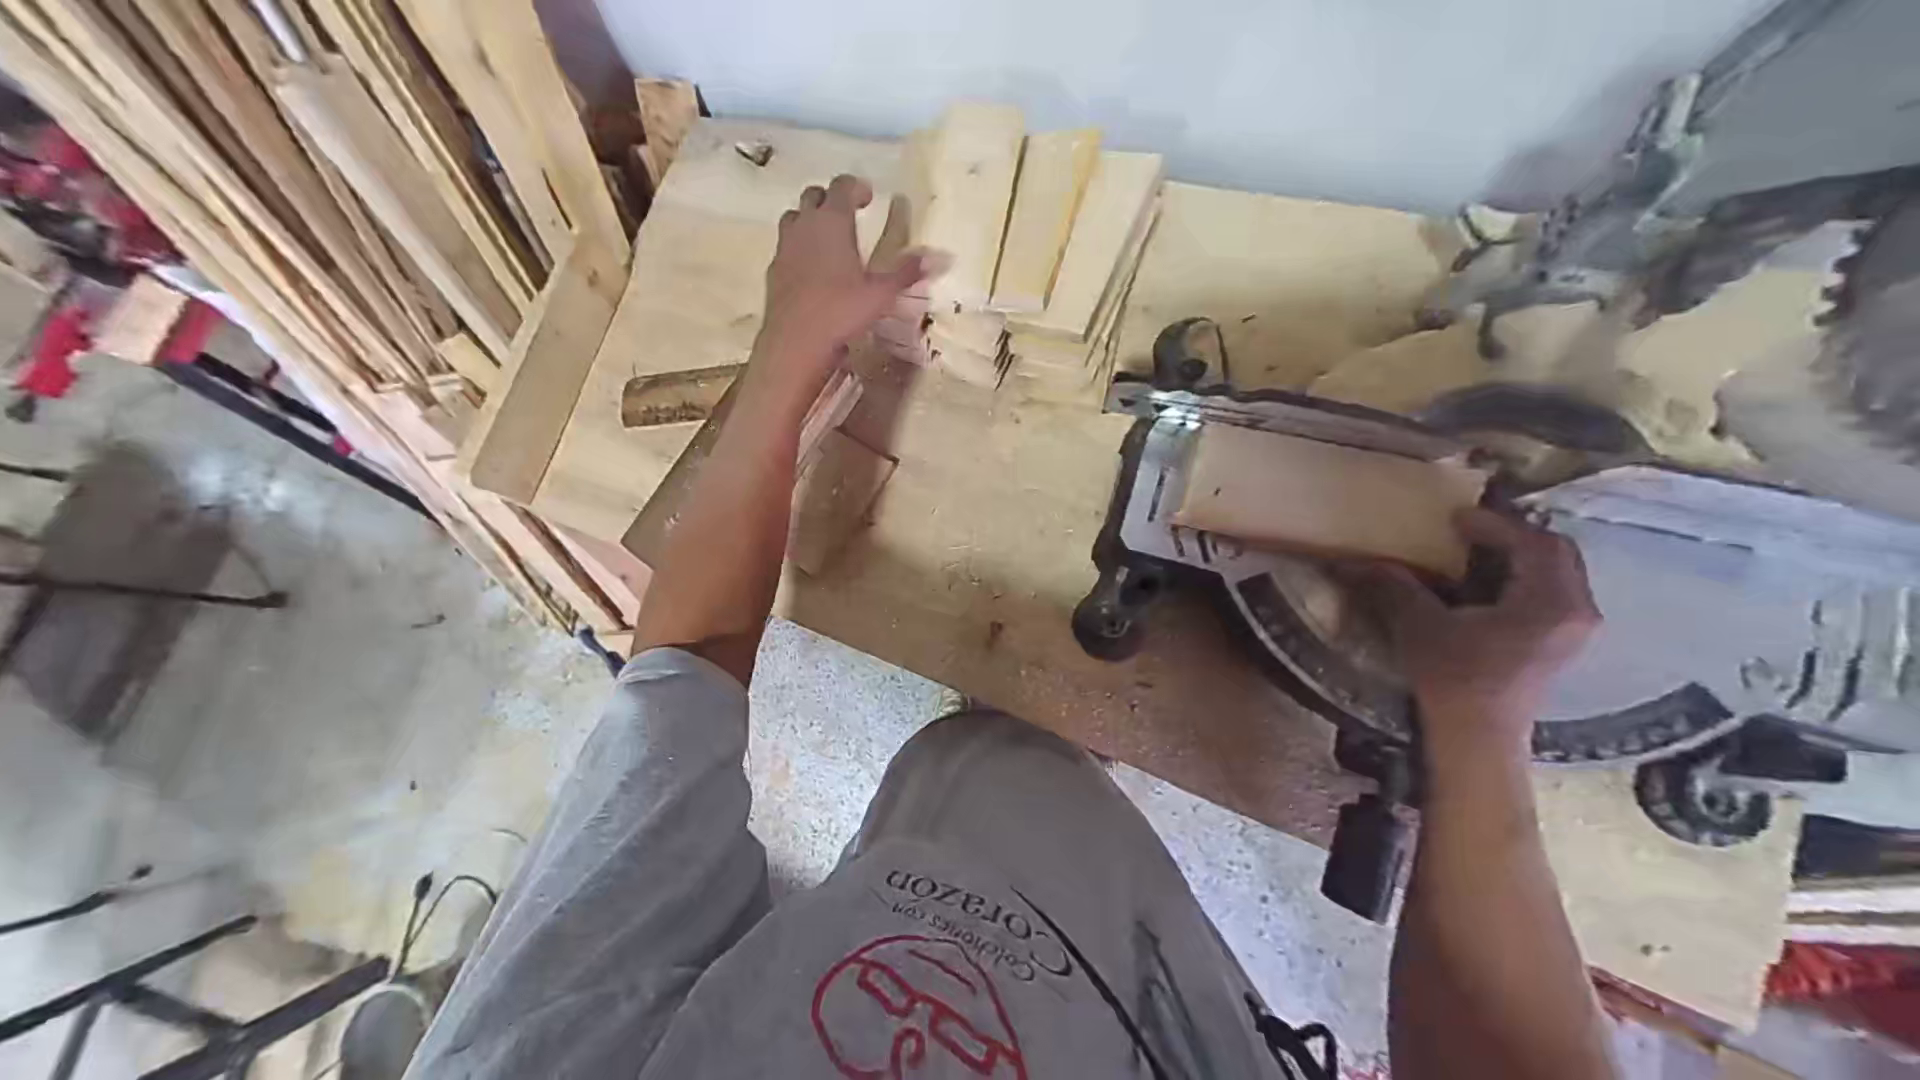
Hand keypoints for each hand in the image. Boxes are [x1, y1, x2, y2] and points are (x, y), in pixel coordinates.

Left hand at [750, 174, 937, 400]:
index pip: (842, 186)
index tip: (868, 196)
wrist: (795, 340)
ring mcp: (785, 247)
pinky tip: (812, 269)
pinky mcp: (774, 270)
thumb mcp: (881, 293)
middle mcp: (804, 226)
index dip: (856, 187)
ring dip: (810, 220)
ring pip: (794, 217)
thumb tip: (942, 257)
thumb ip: (908, 272)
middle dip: (831, 199)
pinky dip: (799, 248)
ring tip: (828, 238)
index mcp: (832, 222)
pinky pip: (786, 247)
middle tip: (849, 214)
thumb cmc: (841, 311)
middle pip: (813, 196)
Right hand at [1357, 508, 1600, 761]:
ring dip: (1521, 556)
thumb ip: (1395, 586)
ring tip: (1478, 551)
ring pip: (1558, 574)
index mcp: (1549, 602)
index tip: (1456, 517)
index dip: (1495, 525)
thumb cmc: (1454, 679)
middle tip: (1471, 529)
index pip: (1533, 544)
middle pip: (1556, 554)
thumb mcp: (1420, 626)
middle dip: (1515, 535)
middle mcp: (1576, 610)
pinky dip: (1523, 578)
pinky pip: (1552, 593)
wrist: (1478, 736)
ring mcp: (1573, 630)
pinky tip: (1489, 583)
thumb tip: (1359, 561)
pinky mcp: (1560, 644)